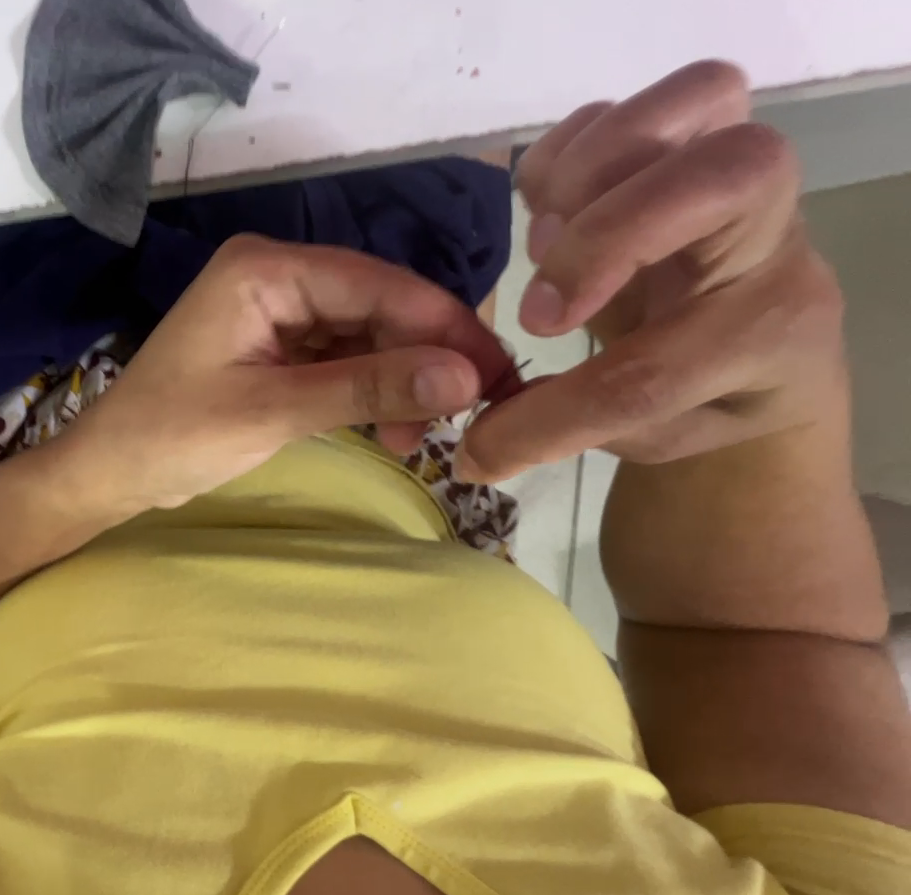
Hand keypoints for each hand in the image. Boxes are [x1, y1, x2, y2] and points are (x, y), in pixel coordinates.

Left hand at [65, 235, 513, 509]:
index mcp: (264, 270)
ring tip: (418, 438)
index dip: (444, 329)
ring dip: (395, 382)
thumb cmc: (171, 437)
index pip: (378, 285)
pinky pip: (337, 359)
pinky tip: (389, 427)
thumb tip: (466, 378)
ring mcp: (272, 312)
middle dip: (420, 361)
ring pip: (362, 336)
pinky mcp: (271, 348)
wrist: (110, 470)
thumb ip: (366, 388)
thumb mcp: (270, 412)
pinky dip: (364, 391)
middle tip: (463, 417)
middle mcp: (273, 277)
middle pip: (376, 307)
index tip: (496, 378)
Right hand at [457, 60, 848, 482]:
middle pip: (731, 173)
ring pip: (700, 100)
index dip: (548, 421)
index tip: (481, 451)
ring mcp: (729, 177)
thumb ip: (567, 436)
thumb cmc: (703, 399)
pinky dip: (565, 151)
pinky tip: (543, 211)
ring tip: (542, 242)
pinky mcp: (686, 144)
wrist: (759, 342)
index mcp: (764, 336)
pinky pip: (630, 104)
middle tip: (541, 309)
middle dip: (608, 234)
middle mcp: (767, 240)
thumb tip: (471, 448)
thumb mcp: (649, 439)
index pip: (650, 375)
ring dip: (589, 170)